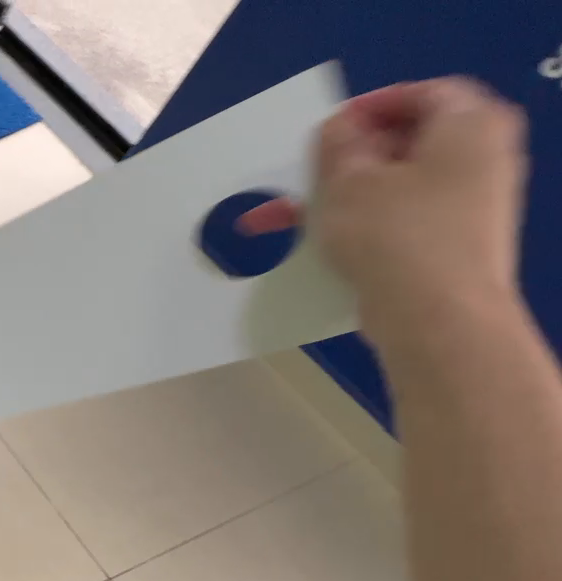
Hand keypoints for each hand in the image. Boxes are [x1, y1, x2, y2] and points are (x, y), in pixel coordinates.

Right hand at [237, 78, 529, 348]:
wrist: (434, 310)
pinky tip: (312, 242)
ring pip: (390, 184)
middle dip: (339, 161)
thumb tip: (341, 127)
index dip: (371, 107)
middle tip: (293, 177)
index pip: (424, 94)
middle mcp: (479, 155)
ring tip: (275, 221)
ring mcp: (466, 200)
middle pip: (403, 143)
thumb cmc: (394, 233)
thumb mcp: (351, 184)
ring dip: (333, 197)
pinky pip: (395, 216)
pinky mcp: (447, 238)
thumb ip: (341, 147)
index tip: (324, 129)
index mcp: (468, 126)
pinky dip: (354, 221)